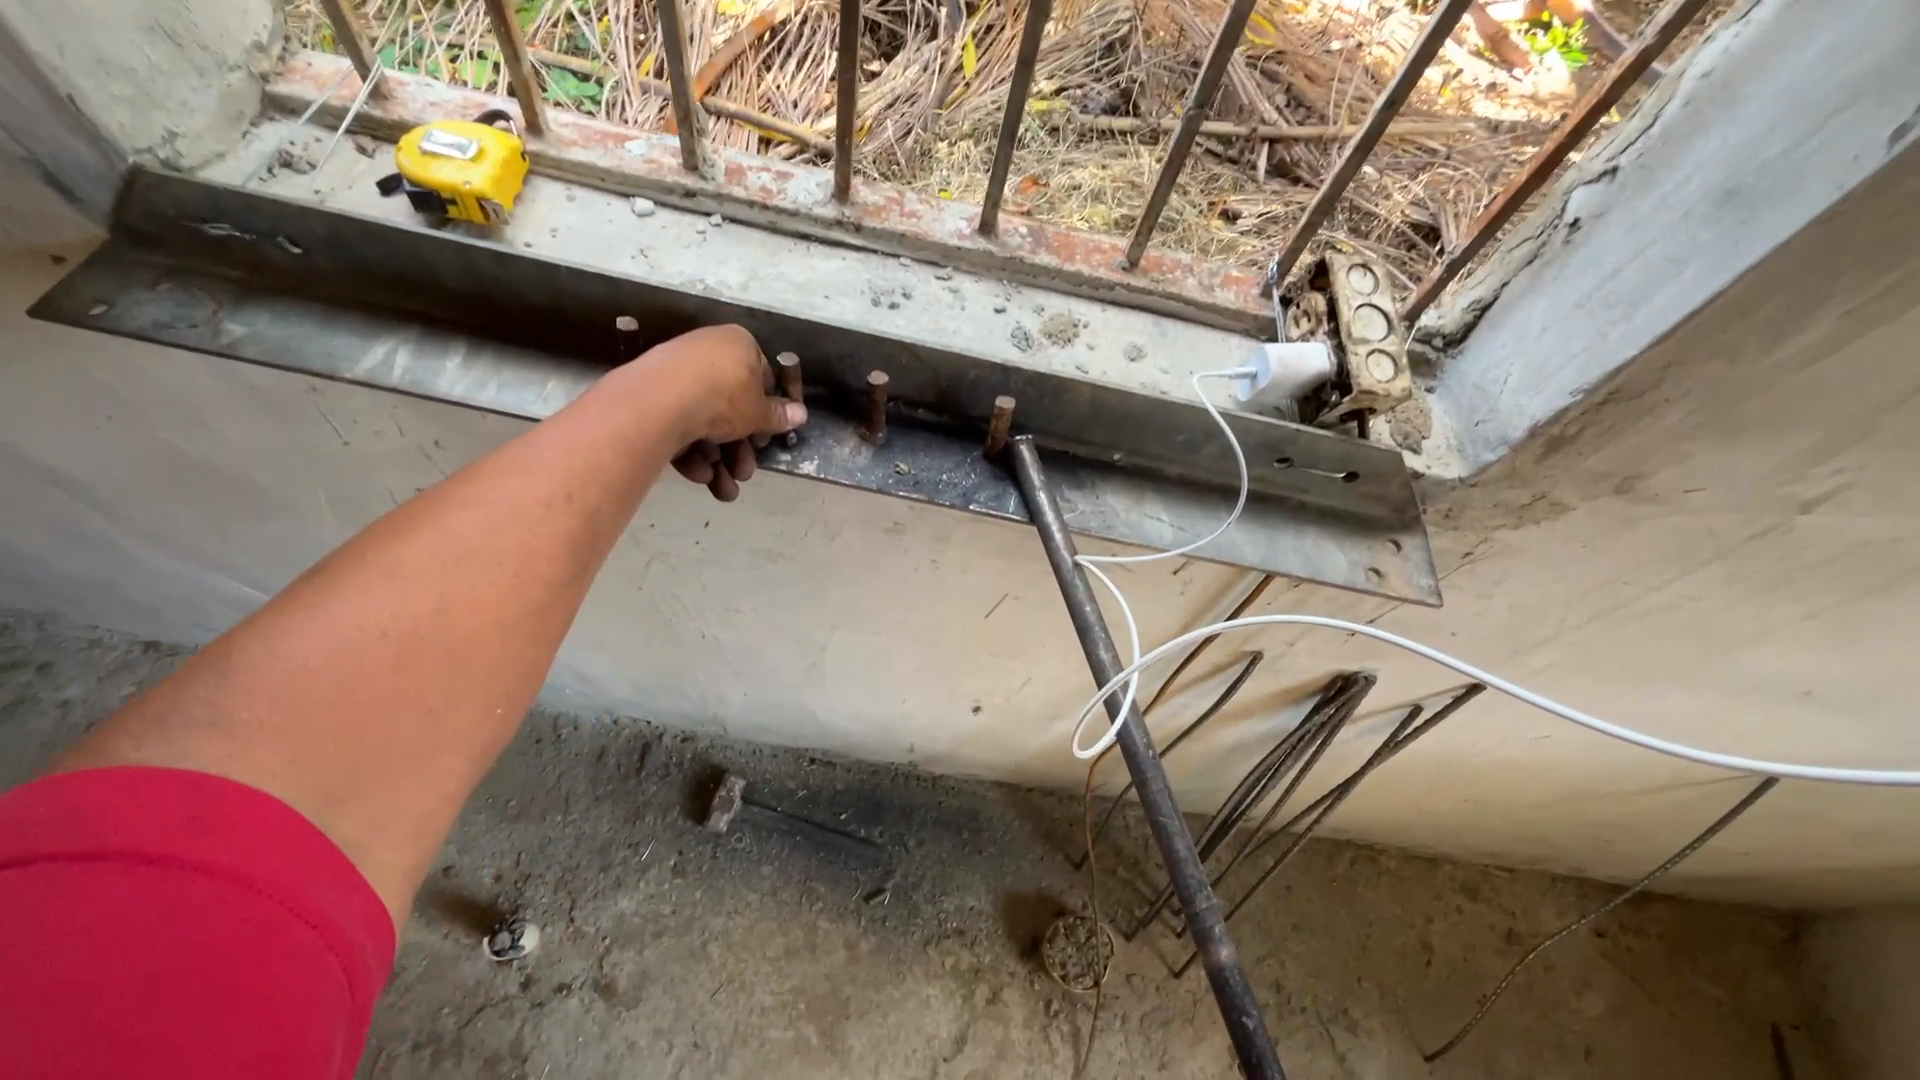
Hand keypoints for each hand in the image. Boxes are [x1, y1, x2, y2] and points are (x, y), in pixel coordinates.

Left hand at [642, 324, 806, 501]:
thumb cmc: (724, 397)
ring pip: (706, 421)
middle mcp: (707, 353)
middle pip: (731, 407)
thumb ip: (779, 416)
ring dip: (719, 459)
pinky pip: (680, 423)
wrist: (662, 400)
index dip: (767, 413)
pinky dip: (692, 452)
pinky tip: (702, 477)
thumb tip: (801, 414)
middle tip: (745, 472)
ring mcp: (677, 373)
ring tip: (725, 488)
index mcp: (738, 344)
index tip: (767, 439)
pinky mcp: (654, 395)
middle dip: (740, 448)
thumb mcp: (760, 412)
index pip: (761, 379)